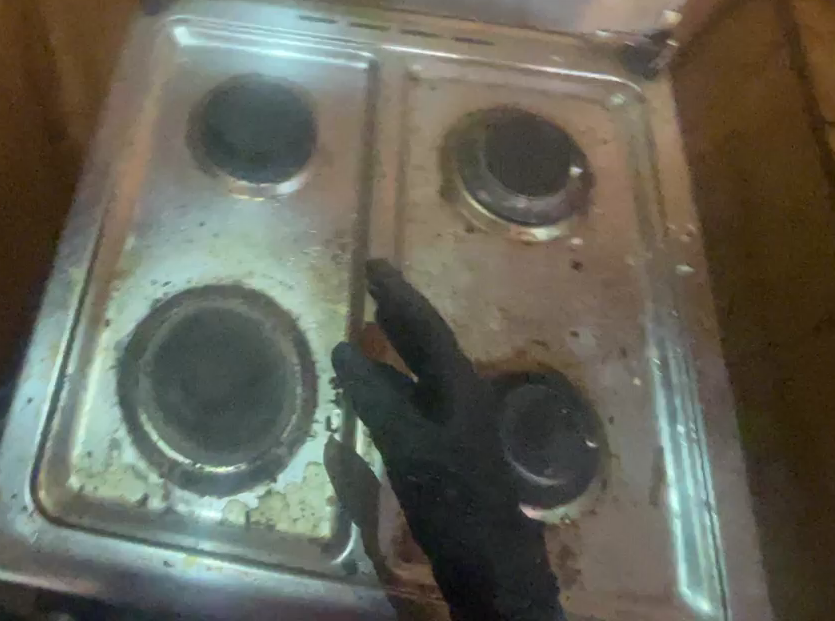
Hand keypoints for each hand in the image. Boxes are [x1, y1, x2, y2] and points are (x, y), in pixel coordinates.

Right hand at [332, 260, 561, 620]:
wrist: (492, 569)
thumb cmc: (454, 500)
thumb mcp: (408, 447)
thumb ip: (375, 398)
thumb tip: (343, 350)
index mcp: (457, 387)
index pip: (425, 326)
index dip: (398, 294)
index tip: (373, 265)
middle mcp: (457, 396)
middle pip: (425, 342)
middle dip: (397, 311)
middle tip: (371, 282)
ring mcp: (450, 423)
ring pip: (416, 371)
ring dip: (391, 346)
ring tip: (366, 323)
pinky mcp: (440, 448)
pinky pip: (408, 399)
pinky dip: (385, 384)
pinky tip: (362, 389)